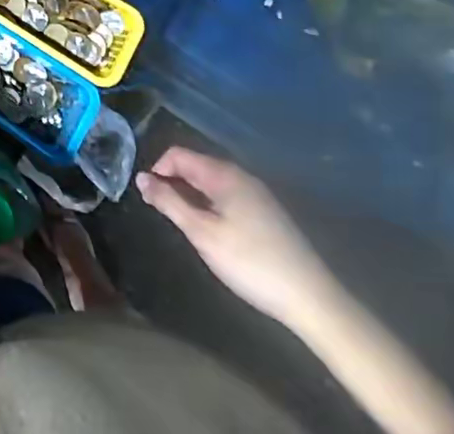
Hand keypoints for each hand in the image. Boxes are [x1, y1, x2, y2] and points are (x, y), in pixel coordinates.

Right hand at [136, 147, 339, 328]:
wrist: (312, 299)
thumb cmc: (250, 262)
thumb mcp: (201, 233)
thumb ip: (168, 202)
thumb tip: (141, 178)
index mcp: (224, 175)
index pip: (178, 154)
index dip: (157, 170)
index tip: (148, 197)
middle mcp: (241, 177)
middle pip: (195, 165)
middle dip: (172, 182)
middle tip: (161, 212)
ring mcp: (257, 194)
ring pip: (211, 182)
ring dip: (190, 194)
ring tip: (183, 223)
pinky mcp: (266, 212)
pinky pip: (227, 195)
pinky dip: (209, 204)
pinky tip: (211, 230)